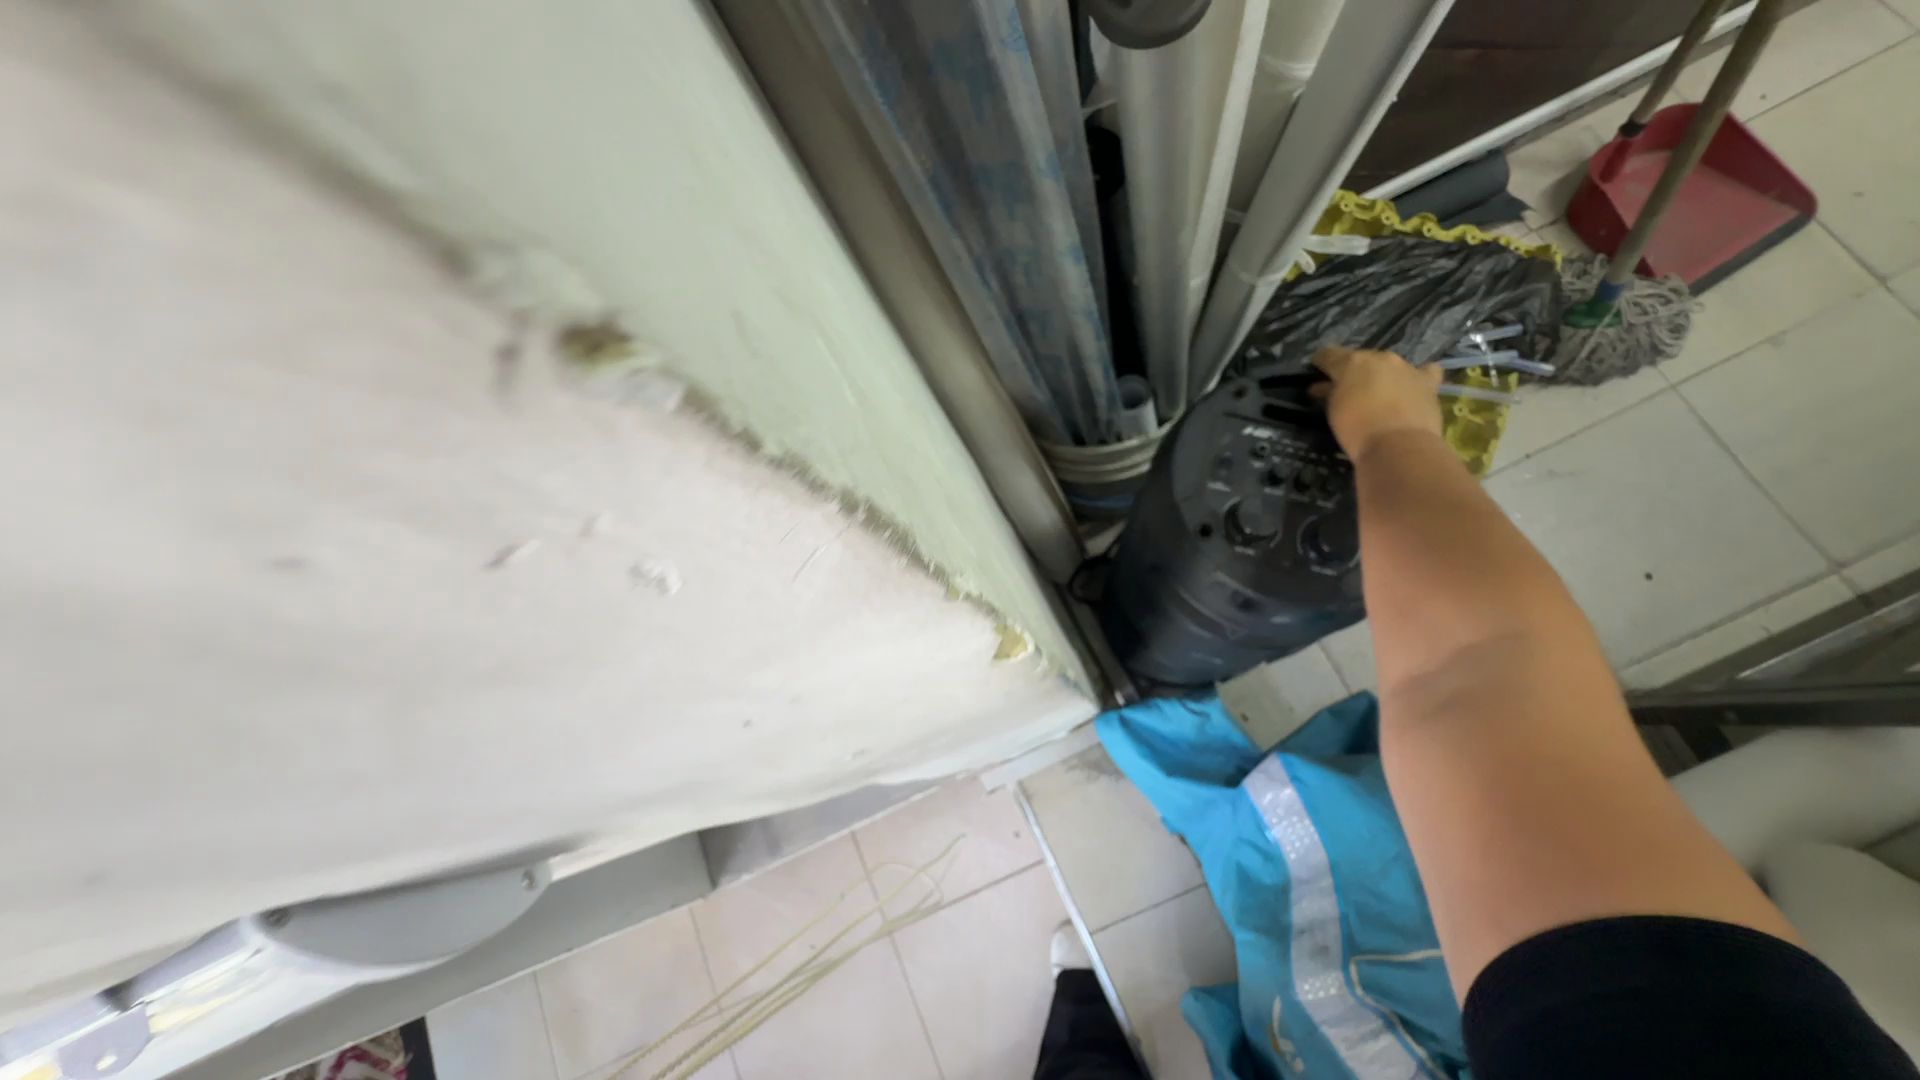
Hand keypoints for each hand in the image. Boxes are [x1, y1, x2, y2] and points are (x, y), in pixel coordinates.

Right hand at [1310, 346, 1443, 461]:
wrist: (1397, 445)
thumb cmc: (1356, 429)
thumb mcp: (1333, 411)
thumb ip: (1330, 393)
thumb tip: (1324, 387)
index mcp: (1352, 362)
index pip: (1330, 355)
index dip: (1321, 362)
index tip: (1315, 370)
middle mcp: (1380, 358)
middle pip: (1361, 358)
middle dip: (1352, 370)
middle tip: (1344, 387)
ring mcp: (1407, 368)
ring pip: (1390, 364)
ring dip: (1380, 373)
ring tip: (1376, 390)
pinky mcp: (1428, 383)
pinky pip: (1426, 371)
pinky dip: (1418, 375)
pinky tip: (1413, 384)